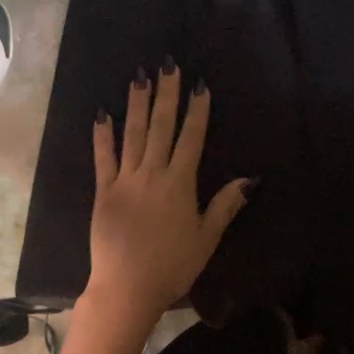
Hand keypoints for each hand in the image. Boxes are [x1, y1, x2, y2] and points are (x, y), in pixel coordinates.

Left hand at [85, 63, 251, 326]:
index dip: (197, 110)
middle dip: (166, 94)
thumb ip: (225, 205)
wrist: (126, 288)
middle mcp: (152, 173)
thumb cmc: (172, 266)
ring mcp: (125, 180)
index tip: (199, 84)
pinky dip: (103, 135)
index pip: (191, 138)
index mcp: (180, 183)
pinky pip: (103, 158)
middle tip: (168, 65)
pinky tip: (102, 113)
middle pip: (161, 127)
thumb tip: (251, 179)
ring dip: (137, 104)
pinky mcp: (103, 192)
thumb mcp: (206, 238)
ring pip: (133, 134)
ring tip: (139, 76)